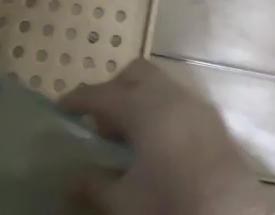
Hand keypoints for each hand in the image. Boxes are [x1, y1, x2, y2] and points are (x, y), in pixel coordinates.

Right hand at [62, 60, 274, 214]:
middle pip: (136, 73)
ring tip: (126, 138)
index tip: (61, 107)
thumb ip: (93, 186)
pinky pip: (179, 100)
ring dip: (139, 99)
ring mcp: (197, 104)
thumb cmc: (172, 205)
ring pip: (161, 84)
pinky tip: (155, 145)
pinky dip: (160, 110)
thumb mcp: (124, 202)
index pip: (103, 93)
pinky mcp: (214, 121)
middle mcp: (173, 96)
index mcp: (146, 109)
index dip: (79, 98)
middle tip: (99, 124)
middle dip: (114, 89)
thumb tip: (68, 182)